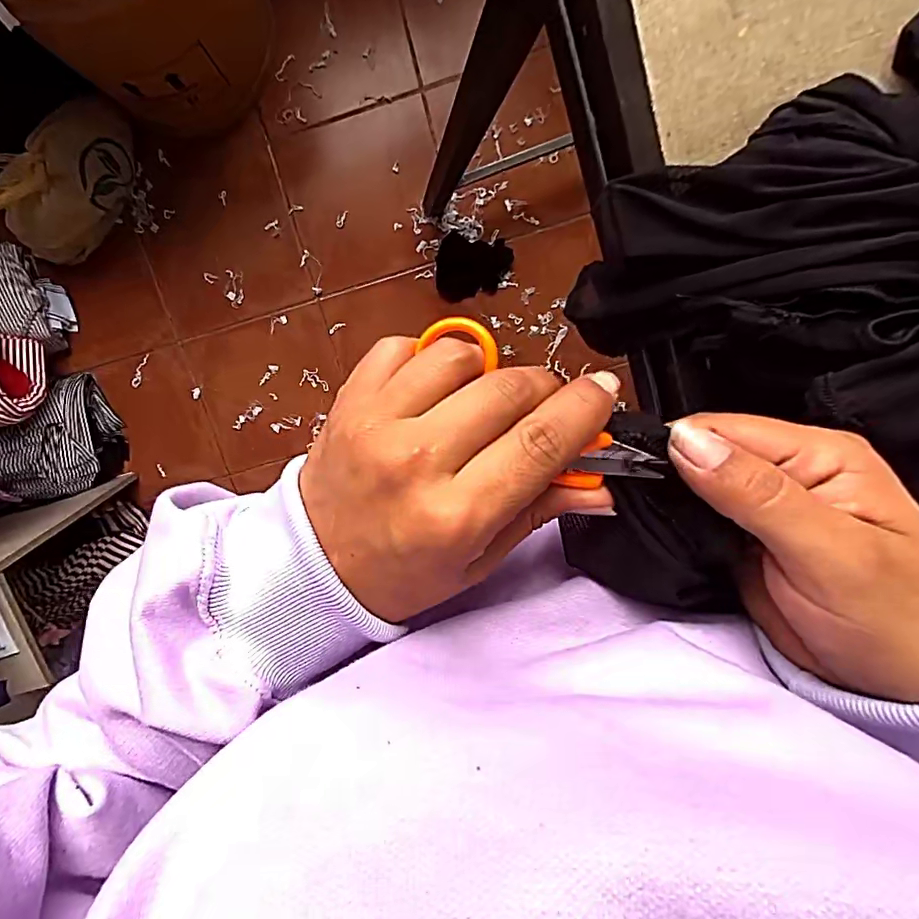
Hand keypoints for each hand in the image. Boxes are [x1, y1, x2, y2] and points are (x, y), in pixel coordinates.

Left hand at [299, 335, 619, 622]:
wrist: (315, 566)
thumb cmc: (401, 572)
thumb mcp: (481, 558)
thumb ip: (541, 509)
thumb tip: (599, 484)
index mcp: (454, 515)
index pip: (539, 442)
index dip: (584, 409)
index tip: (603, 390)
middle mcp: (415, 462)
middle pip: (509, 390)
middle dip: (545, 388)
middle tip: (545, 406)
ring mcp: (376, 423)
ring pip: (461, 356)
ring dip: (487, 372)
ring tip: (480, 403)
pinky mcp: (351, 399)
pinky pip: (406, 346)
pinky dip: (432, 359)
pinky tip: (434, 392)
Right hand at [667, 414, 918, 702]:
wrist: (905, 691)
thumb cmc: (900, 621)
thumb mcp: (833, 554)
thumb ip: (759, 493)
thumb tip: (692, 442)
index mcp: (822, 456)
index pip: (732, 429)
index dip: (686, 445)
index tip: (646, 469)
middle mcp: (792, 473)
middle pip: (708, 452)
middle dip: (675, 474)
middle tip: (647, 502)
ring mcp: (765, 511)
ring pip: (696, 487)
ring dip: (674, 502)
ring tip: (660, 523)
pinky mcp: (745, 544)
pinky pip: (698, 524)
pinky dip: (680, 529)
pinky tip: (673, 538)